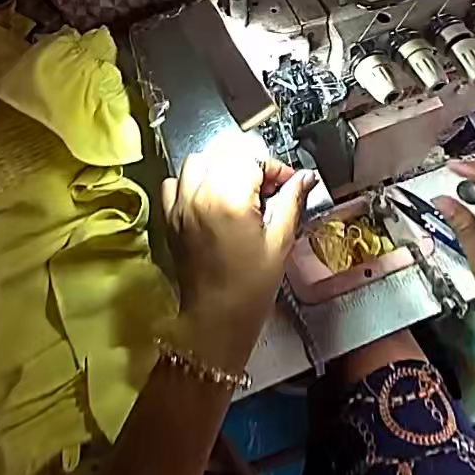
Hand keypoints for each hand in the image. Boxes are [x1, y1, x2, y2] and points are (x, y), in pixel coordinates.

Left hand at [161, 150, 316, 373]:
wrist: (215, 319)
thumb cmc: (250, 286)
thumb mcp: (279, 242)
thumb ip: (291, 201)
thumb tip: (305, 178)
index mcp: (229, 199)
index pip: (253, 160)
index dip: (275, 169)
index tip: (288, 183)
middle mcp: (200, 195)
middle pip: (226, 155)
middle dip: (250, 165)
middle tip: (268, 189)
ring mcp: (180, 205)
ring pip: (198, 161)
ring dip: (220, 167)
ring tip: (238, 189)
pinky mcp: (169, 218)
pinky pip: (175, 183)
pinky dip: (191, 181)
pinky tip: (209, 197)